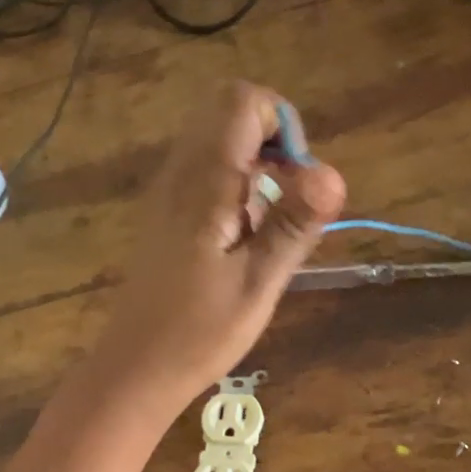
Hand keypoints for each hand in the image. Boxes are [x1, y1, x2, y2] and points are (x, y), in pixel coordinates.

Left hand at [88, 81, 345, 408]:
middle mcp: (179, 175)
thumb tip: (333, 172)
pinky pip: (202, 177)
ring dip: (252, 170)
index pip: (243, 101)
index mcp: (203, 182)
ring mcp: (166, 196)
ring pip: (214, 145)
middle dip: (271, 144)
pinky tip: (241, 244)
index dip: (283, 126)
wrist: (137, 370)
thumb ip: (293, 224)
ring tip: (267, 230)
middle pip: (227, 114)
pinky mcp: (164, 219)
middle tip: (288, 202)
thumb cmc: (199, 333)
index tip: (299, 180)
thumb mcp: (258, 283)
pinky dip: (231, 192)